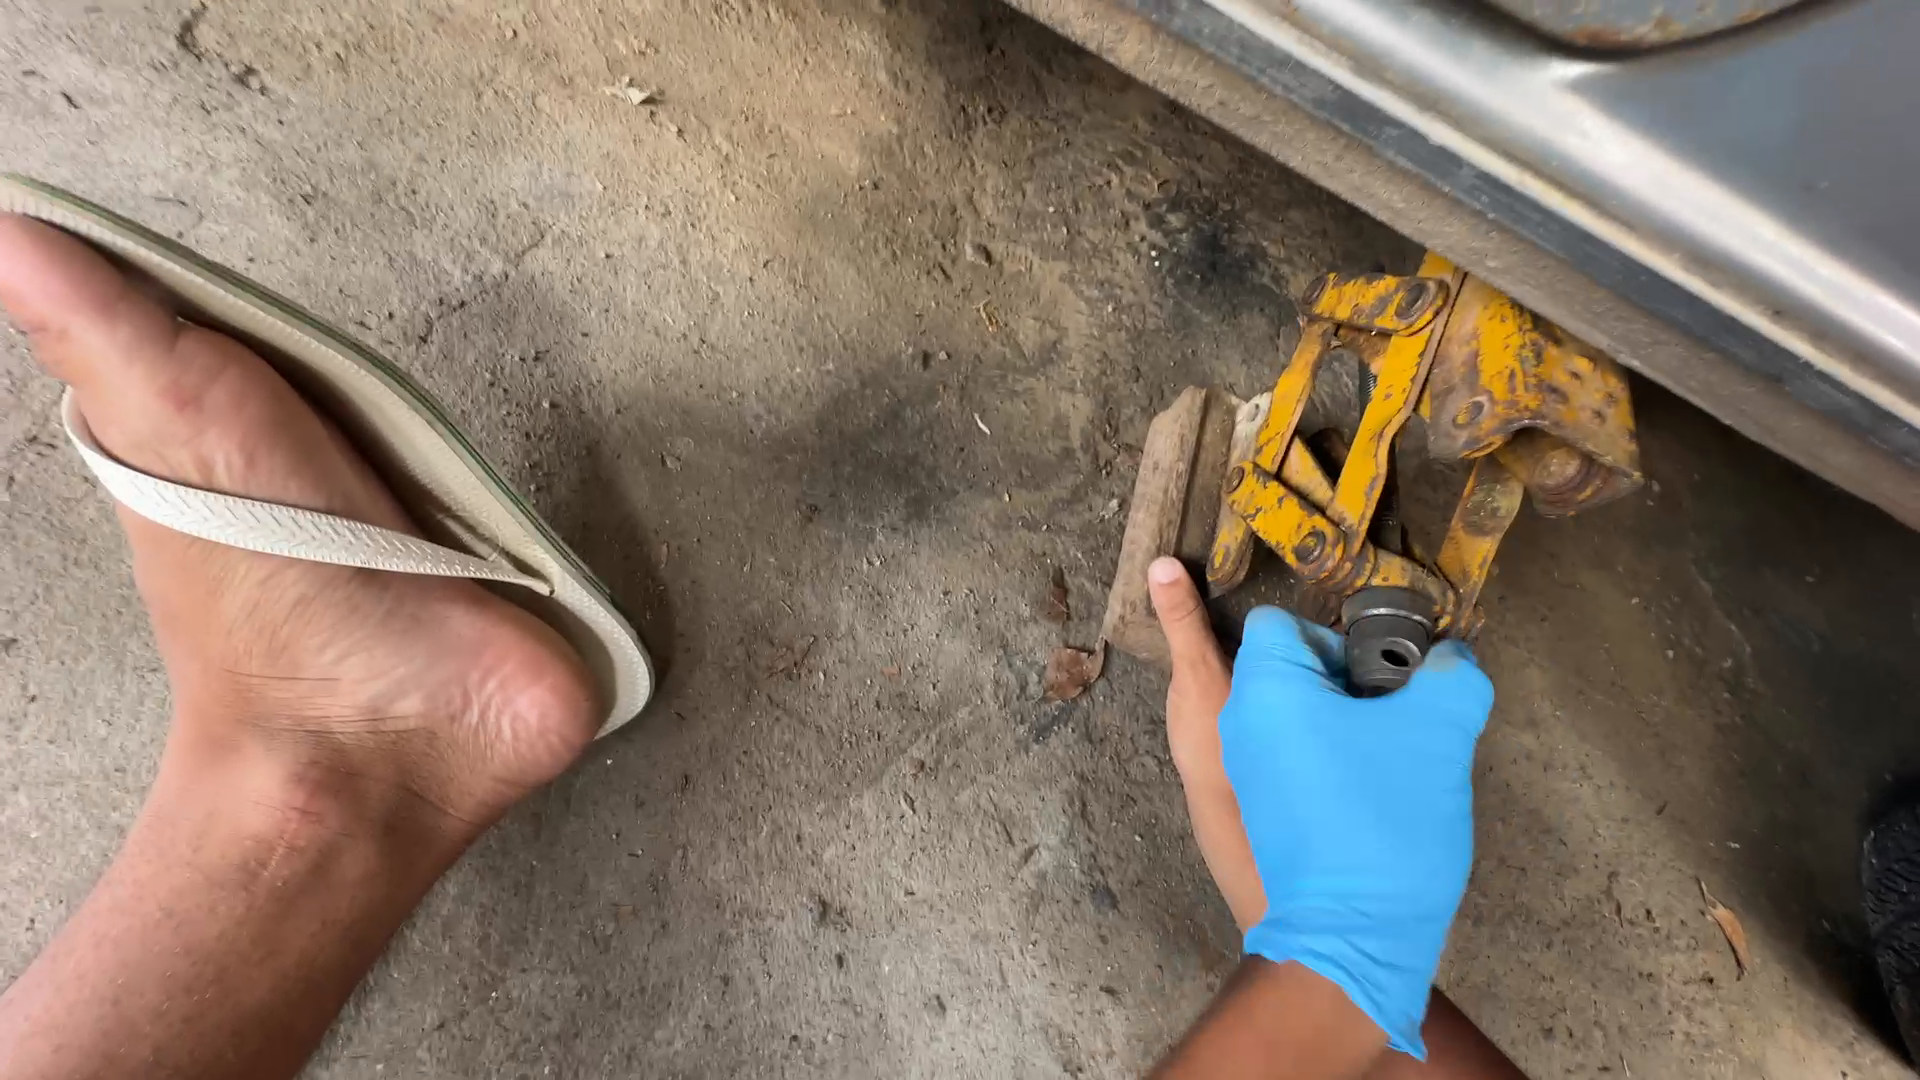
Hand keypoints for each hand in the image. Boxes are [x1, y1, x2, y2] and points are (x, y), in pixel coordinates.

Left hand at [1220, 601, 1492, 1058]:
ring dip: (1334, 714)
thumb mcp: (1436, 737)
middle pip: (1281, 663)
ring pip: (1286, 708)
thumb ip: (1450, 679)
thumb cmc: (1383, 819)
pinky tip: (1366, 781)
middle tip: (1388, 709)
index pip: (1275, 622)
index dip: (1328, 634)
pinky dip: (1320, 749)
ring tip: (1385, 748)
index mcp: (1263, 687)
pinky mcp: (1253, 798)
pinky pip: (1283, 747)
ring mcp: (1239, 761)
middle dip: (1337, 676)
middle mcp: (1236, 717)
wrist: (1348, 931)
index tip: (1372, 670)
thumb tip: (1452, 656)